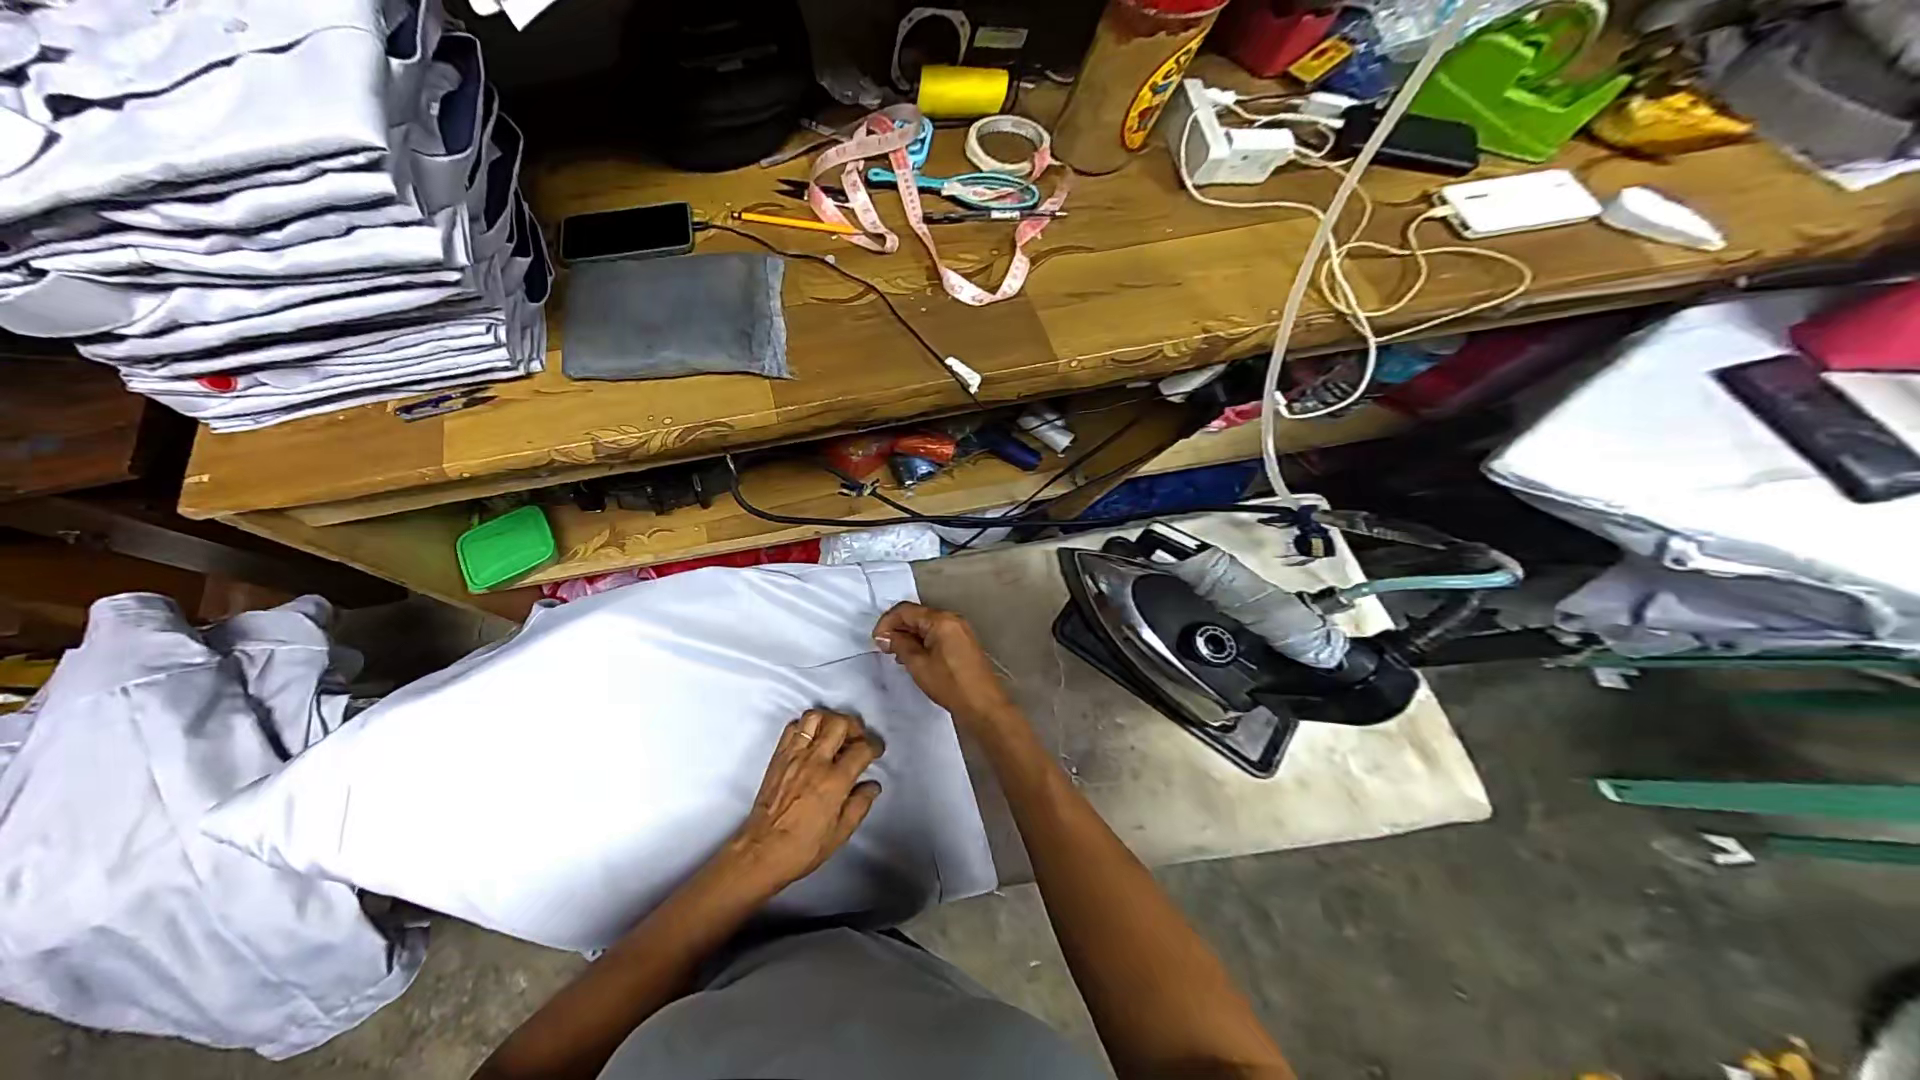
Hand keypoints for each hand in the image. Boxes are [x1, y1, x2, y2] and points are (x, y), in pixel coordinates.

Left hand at [725, 708, 883, 891]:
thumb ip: (860, 805)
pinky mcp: (778, 757)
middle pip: (840, 723)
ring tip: (835, 733)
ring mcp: (794, 756)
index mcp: (834, 781)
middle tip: (858, 738)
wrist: (761, 851)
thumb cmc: (801, 847)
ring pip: (815, 717)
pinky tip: (812, 738)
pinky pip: (793, 727)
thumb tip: (872, 787)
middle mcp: (815, 762)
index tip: (876, 750)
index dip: (875, 746)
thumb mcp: (841, 833)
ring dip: (830, 720)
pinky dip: (806, 726)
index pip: (862, 748)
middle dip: (855, 726)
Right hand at [873, 602, 1017, 728]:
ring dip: (909, 636)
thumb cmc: (949, 683)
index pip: (906, 610)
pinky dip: (923, 642)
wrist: (982, 704)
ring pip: (927, 625)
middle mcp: (952, 619)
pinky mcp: (963, 643)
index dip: (887, 622)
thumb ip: (900, 645)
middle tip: (885, 648)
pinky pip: (937, 634)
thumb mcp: (918, 664)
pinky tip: (914, 657)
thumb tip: (885, 636)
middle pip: (917, 615)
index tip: (877, 640)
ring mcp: (960, 630)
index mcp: (941, 620)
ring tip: (897, 655)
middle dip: (898, 629)